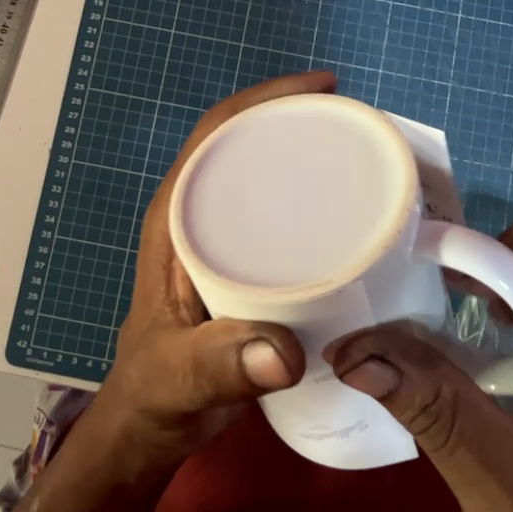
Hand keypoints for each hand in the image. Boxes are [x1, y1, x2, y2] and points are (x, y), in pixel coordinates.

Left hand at [21, 72, 335, 510]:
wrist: (152, 424)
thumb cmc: (156, 390)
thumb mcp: (182, 374)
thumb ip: (224, 364)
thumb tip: (286, 351)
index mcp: (175, 215)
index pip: (215, 132)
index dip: (263, 98)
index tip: (321, 88)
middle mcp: (196, 213)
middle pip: (243, 141)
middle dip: (294, 118)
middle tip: (355, 120)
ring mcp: (218, 236)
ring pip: (260, 174)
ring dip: (303, 153)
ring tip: (359, 152)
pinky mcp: (240, 262)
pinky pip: (276, 212)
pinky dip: (308, 198)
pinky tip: (349, 211)